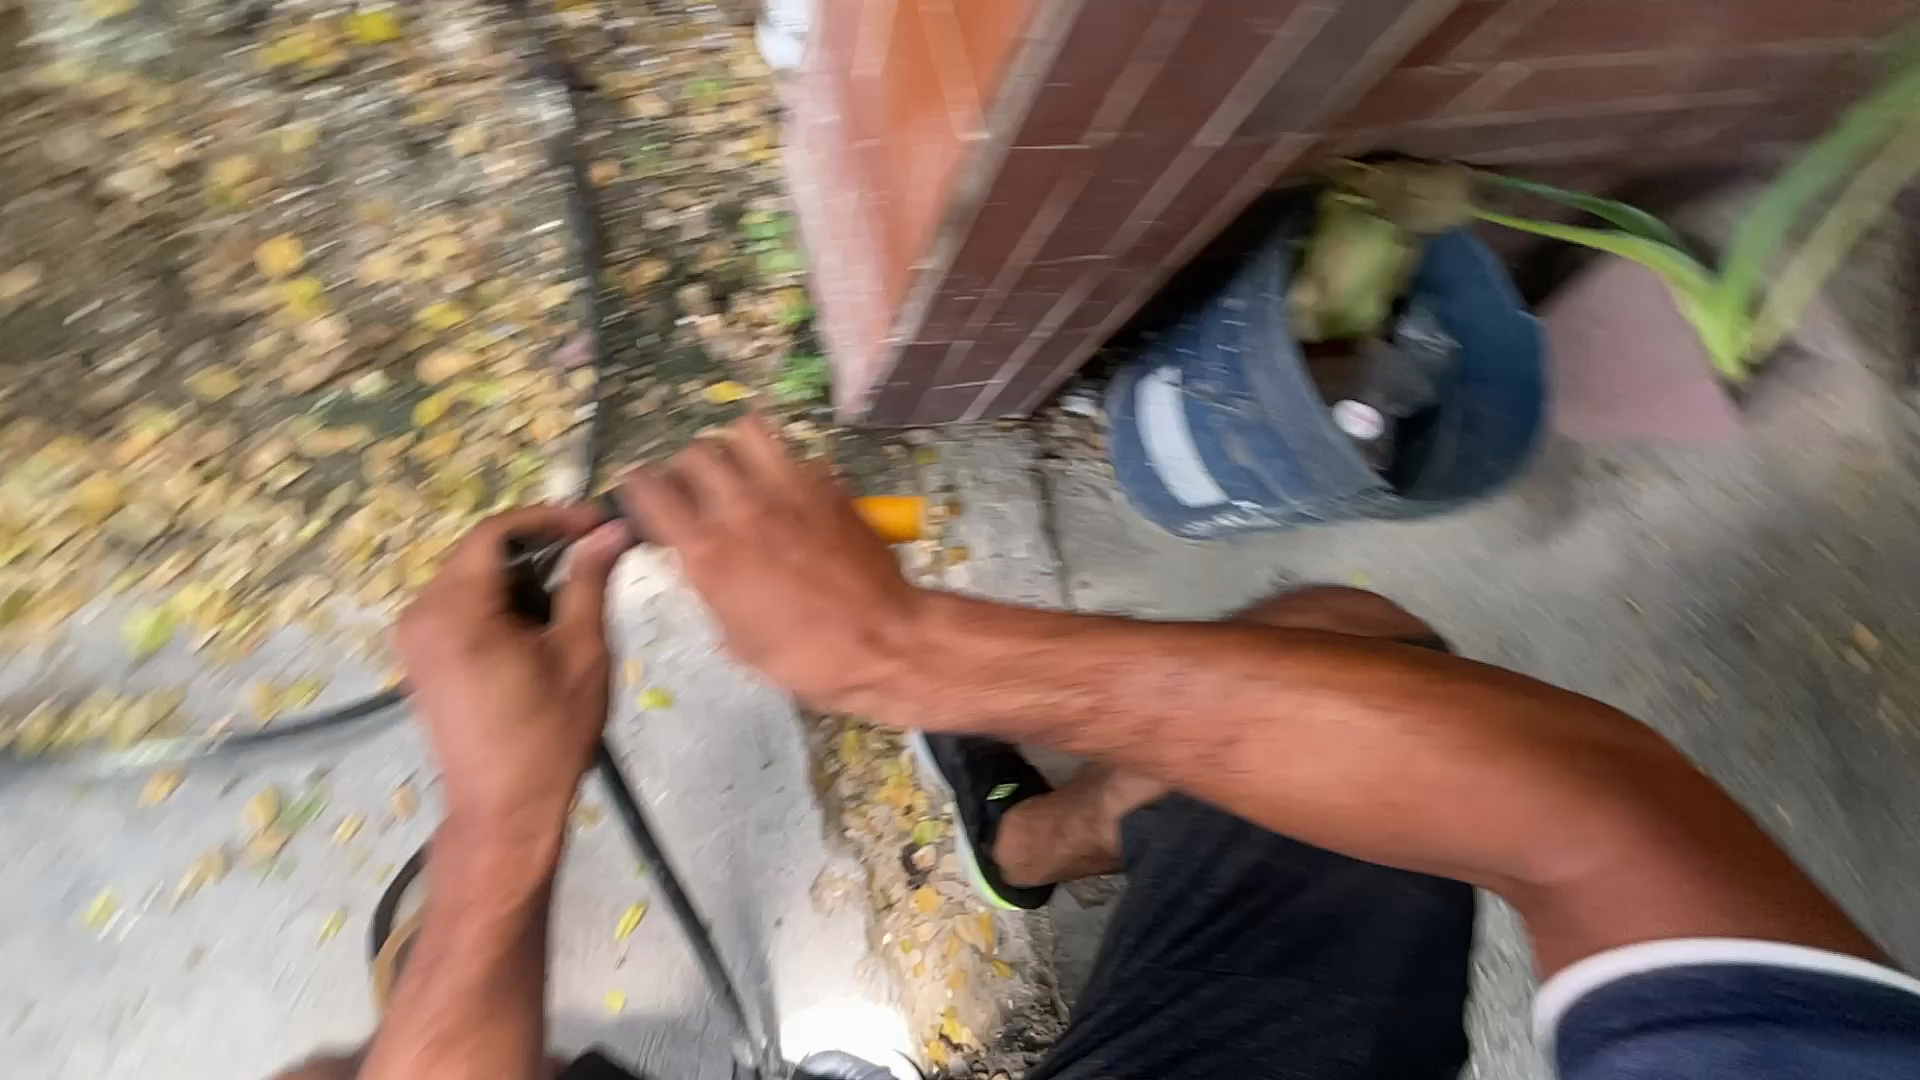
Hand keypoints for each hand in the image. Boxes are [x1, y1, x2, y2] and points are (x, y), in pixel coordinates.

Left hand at [394, 505, 632, 835]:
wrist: (506, 808)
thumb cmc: (549, 730)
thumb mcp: (582, 649)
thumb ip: (590, 581)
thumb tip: (611, 531)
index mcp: (455, 610)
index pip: (497, 532)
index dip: (552, 518)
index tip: (600, 524)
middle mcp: (420, 615)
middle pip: (481, 552)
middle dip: (543, 547)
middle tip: (598, 555)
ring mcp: (415, 638)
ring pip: (474, 577)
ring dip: (526, 574)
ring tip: (577, 592)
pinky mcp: (423, 658)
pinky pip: (464, 605)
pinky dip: (506, 600)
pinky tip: (543, 623)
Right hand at [617, 414, 922, 710]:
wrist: (884, 640)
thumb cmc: (808, 658)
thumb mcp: (739, 640)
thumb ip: (712, 591)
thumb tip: (705, 566)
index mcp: (710, 550)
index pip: (650, 490)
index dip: (638, 488)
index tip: (644, 496)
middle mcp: (744, 507)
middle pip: (696, 452)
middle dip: (687, 468)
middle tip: (697, 490)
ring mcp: (792, 489)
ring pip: (747, 431)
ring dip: (736, 448)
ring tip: (743, 473)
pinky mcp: (831, 486)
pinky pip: (799, 455)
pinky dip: (787, 467)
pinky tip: (793, 492)